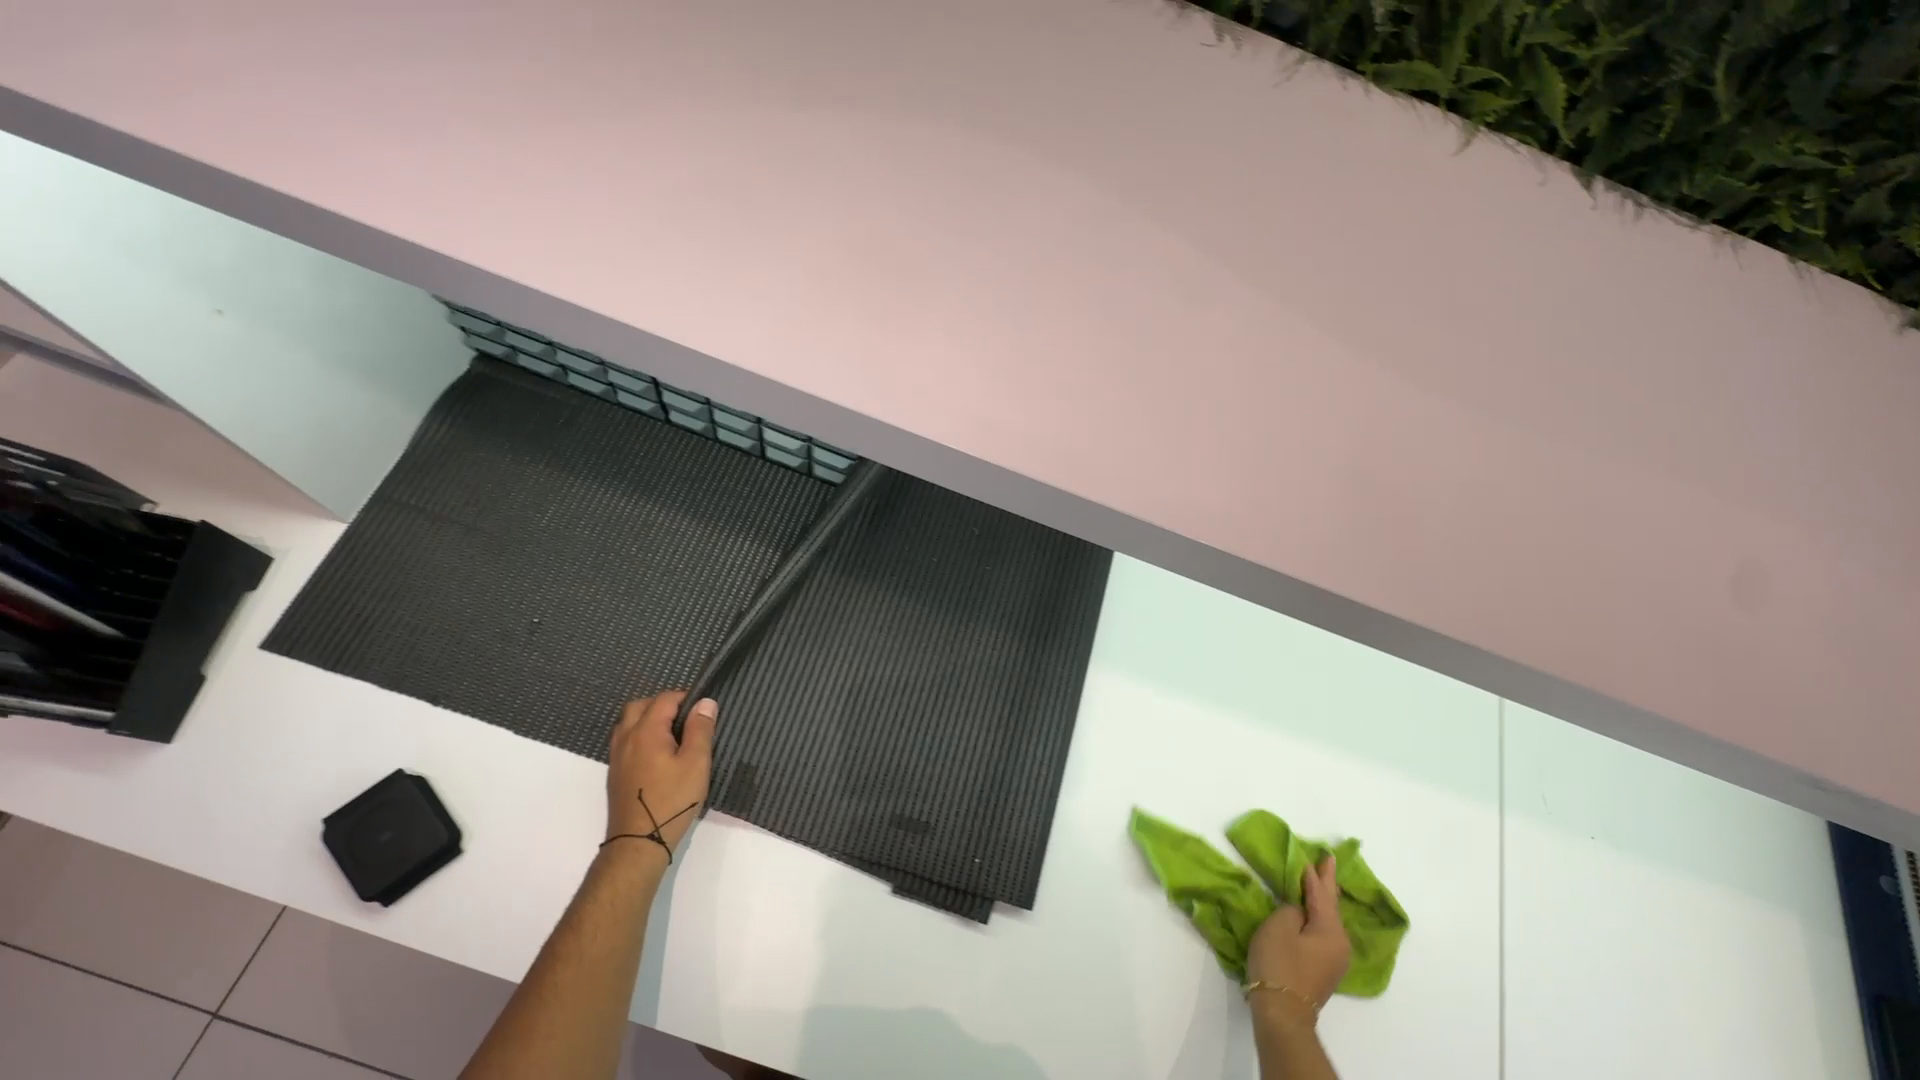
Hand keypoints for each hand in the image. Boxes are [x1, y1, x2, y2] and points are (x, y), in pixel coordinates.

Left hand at [605, 691, 716, 853]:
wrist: (638, 840)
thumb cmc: (673, 800)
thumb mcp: (696, 763)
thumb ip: (700, 729)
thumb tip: (705, 703)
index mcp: (646, 731)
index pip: (664, 699)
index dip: (685, 698)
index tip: (703, 711)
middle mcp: (626, 738)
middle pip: (639, 706)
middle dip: (662, 704)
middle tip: (685, 719)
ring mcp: (616, 756)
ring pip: (628, 723)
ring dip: (647, 719)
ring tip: (671, 735)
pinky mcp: (615, 773)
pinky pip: (624, 740)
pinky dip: (639, 736)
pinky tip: (656, 755)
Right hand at [1247, 855, 1349, 1018]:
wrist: (1282, 1013)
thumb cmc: (1279, 964)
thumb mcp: (1279, 927)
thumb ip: (1292, 909)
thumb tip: (1300, 912)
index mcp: (1331, 930)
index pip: (1321, 894)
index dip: (1313, 874)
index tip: (1312, 855)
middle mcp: (1340, 943)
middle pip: (1332, 906)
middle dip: (1328, 884)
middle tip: (1328, 861)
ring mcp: (1334, 959)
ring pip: (1329, 921)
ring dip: (1323, 901)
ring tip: (1321, 883)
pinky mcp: (1324, 970)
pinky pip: (1324, 934)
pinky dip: (1319, 917)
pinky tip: (1314, 914)